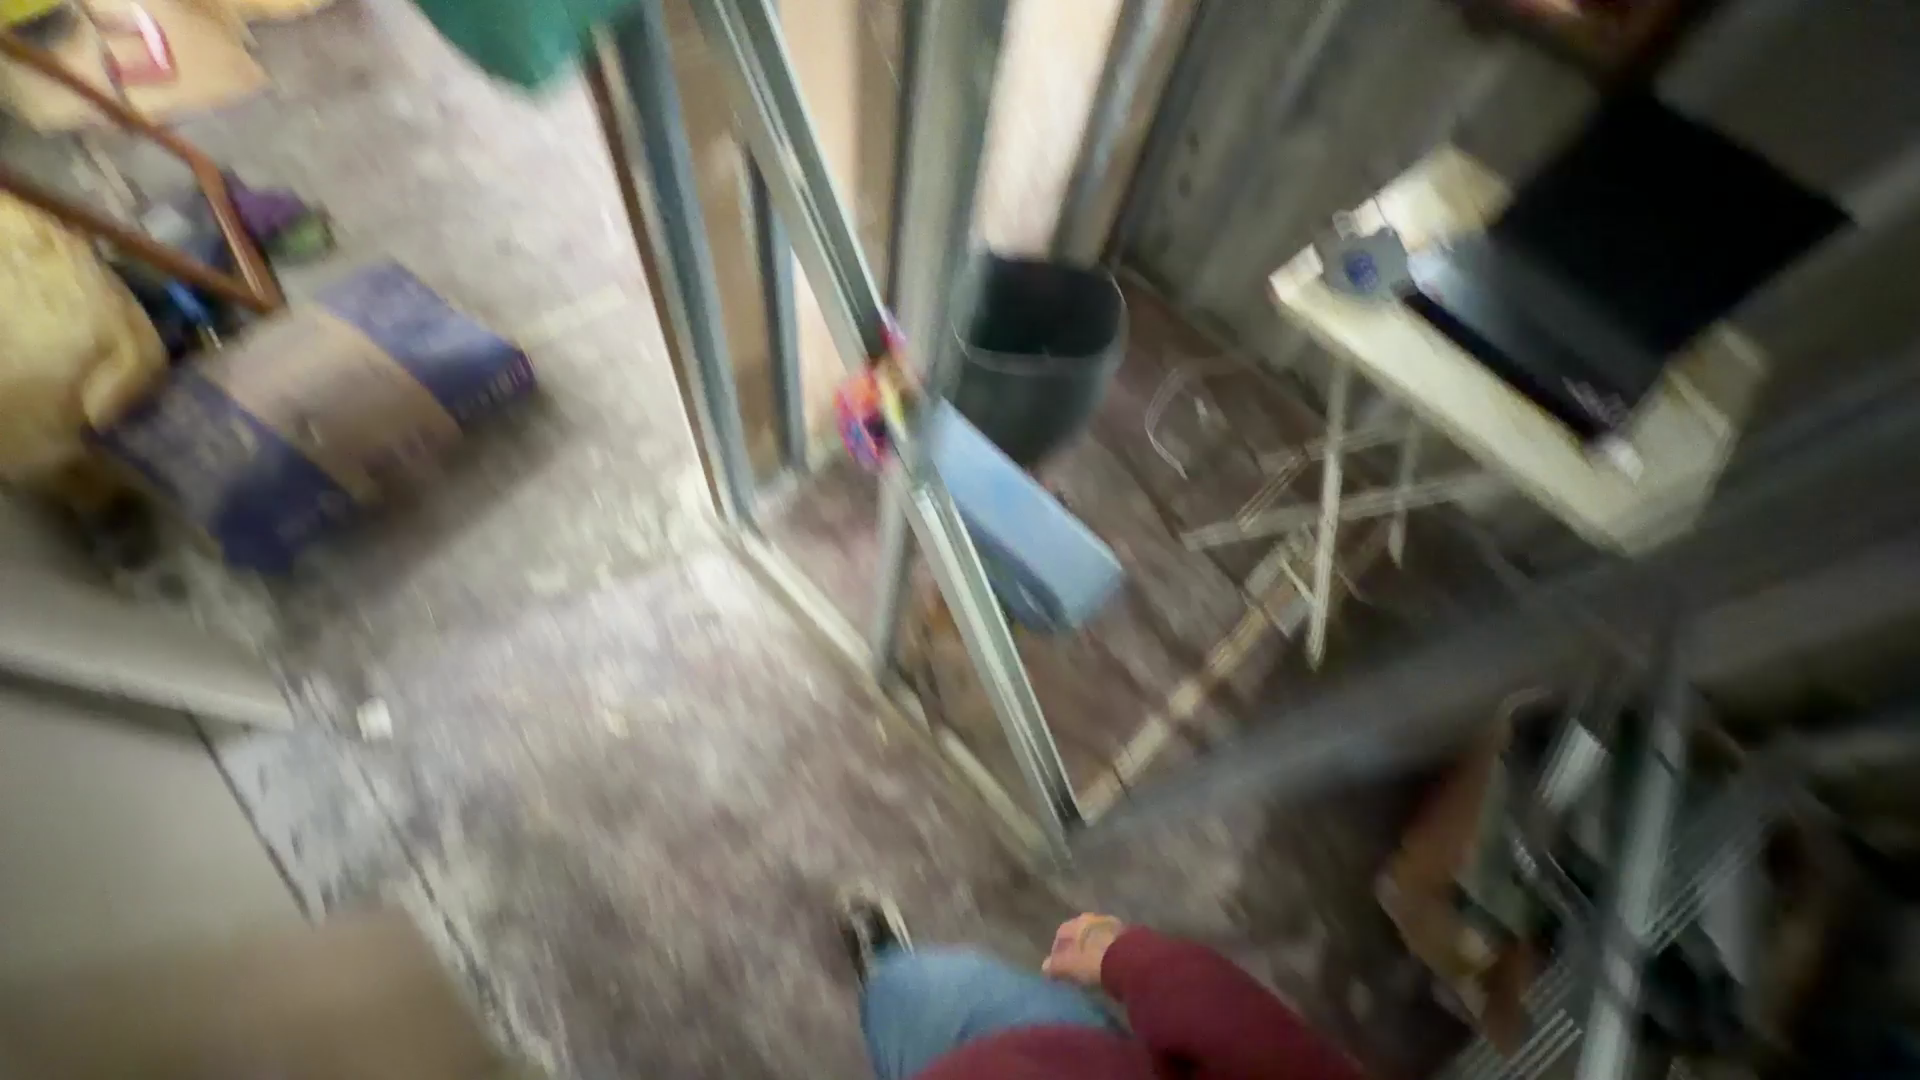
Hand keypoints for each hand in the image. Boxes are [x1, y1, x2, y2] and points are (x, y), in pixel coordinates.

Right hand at [1042, 913, 1124, 985]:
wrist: (1128, 958)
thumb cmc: (1091, 961)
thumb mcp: (1068, 967)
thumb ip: (1055, 966)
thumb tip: (1044, 967)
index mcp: (1073, 924)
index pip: (1060, 935)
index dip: (1058, 952)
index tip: (1059, 968)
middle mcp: (1090, 918)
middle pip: (1079, 934)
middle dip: (1077, 948)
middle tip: (1077, 967)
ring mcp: (1110, 923)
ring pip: (1096, 936)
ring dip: (1094, 948)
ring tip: (1095, 967)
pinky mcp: (1126, 932)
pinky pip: (1111, 942)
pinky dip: (1108, 951)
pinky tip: (1110, 965)